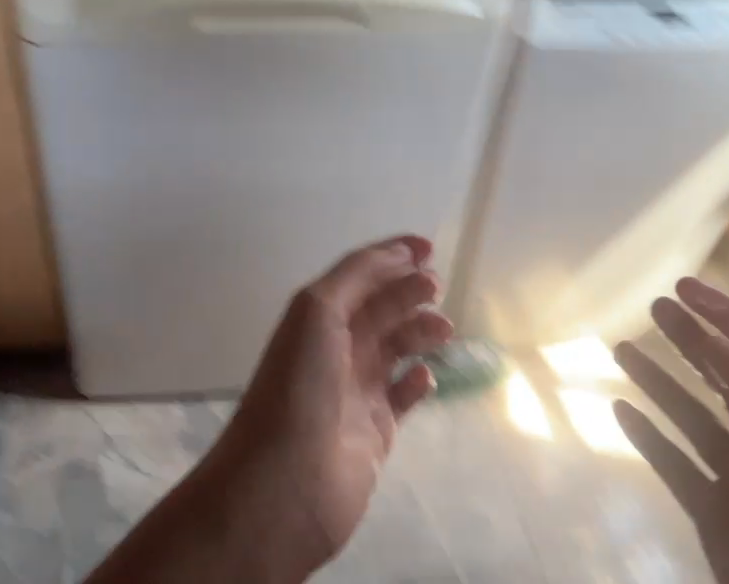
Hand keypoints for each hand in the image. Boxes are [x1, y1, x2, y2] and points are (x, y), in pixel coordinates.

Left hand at [86, 236, 453, 583]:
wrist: (285, 480)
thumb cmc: (299, 385)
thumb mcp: (318, 311)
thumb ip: (358, 276)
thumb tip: (401, 253)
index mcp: (316, 316)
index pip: (358, 275)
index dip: (391, 257)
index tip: (428, 248)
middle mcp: (334, 348)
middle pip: (378, 308)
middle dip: (408, 291)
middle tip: (437, 288)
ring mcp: (354, 390)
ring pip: (393, 348)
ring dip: (418, 331)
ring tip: (443, 330)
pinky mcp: (374, 432)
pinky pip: (400, 397)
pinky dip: (416, 382)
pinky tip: (427, 376)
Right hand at [613, 278, 728, 583]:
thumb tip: (724, 346)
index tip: (687, 289)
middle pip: (728, 378)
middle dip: (692, 340)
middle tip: (653, 307)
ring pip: (694, 417)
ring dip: (660, 381)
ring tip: (622, 349)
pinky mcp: (716, 516)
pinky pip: (675, 465)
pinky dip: (647, 437)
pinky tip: (621, 410)